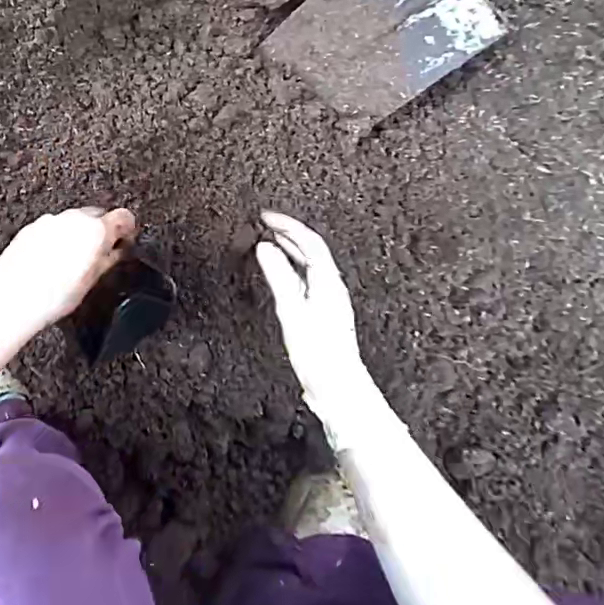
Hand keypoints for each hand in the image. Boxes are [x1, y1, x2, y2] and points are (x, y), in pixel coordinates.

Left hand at [0, 206, 137, 333]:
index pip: (123, 217)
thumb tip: (117, 252)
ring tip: (71, 264)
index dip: (128, 229)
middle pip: (97, 216)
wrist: (13, 299)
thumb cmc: (52, 296)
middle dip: (101, 231)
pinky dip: (55, 239)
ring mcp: (50, 221)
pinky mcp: (30, 228)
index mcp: (95, 230)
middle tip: (99, 254)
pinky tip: (51, 263)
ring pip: (72, 222)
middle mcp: (73, 219)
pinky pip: (51, 228)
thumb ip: (110, 259)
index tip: (125, 238)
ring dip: (76, 235)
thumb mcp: (94, 281)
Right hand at [255, 212, 372, 402]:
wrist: (337, 387)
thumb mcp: (292, 311)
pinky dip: (292, 267)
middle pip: (312, 249)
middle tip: (265, 223)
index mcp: (328, 281)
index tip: (266, 216)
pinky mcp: (322, 312)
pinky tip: (281, 273)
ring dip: (290, 248)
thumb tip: (266, 248)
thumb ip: (279, 276)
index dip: (288, 224)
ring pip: (309, 263)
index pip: (309, 241)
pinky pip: (307, 277)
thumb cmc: (319, 354)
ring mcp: (328, 299)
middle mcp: (331, 286)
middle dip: (289, 232)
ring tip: (271, 240)